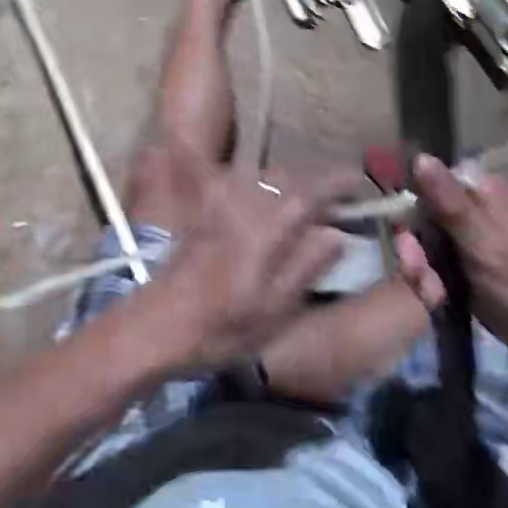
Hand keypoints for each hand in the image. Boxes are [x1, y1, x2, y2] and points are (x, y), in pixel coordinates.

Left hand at [132, 148, 360, 371]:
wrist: (150, 330)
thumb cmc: (216, 329)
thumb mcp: (271, 311)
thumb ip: (306, 266)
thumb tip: (337, 234)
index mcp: (266, 230)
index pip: (311, 191)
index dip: (338, 182)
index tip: (358, 183)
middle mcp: (245, 207)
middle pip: (288, 177)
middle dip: (315, 183)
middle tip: (333, 203)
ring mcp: (220, 207)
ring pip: (263, 178)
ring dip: (289, 183)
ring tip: (302, 205)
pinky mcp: (204, 214)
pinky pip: (237, 184)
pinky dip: (253, 184)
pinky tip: (254, 199)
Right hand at [404, 155, 507, 374]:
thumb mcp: (484, 240)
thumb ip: (450, 201)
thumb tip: (420, 155)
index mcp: (488, 192)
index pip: (434, 182)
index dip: (416, 206)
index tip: (406, 237)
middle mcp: (479, 212)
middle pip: (428, 217)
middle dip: (418, 248)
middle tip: (421, 278)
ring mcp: (474, 243)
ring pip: (429, 246)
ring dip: (422, 270)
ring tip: (433, 295)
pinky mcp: (469, 272)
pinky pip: (438, 269)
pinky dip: (433, 284)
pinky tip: (436, 300)